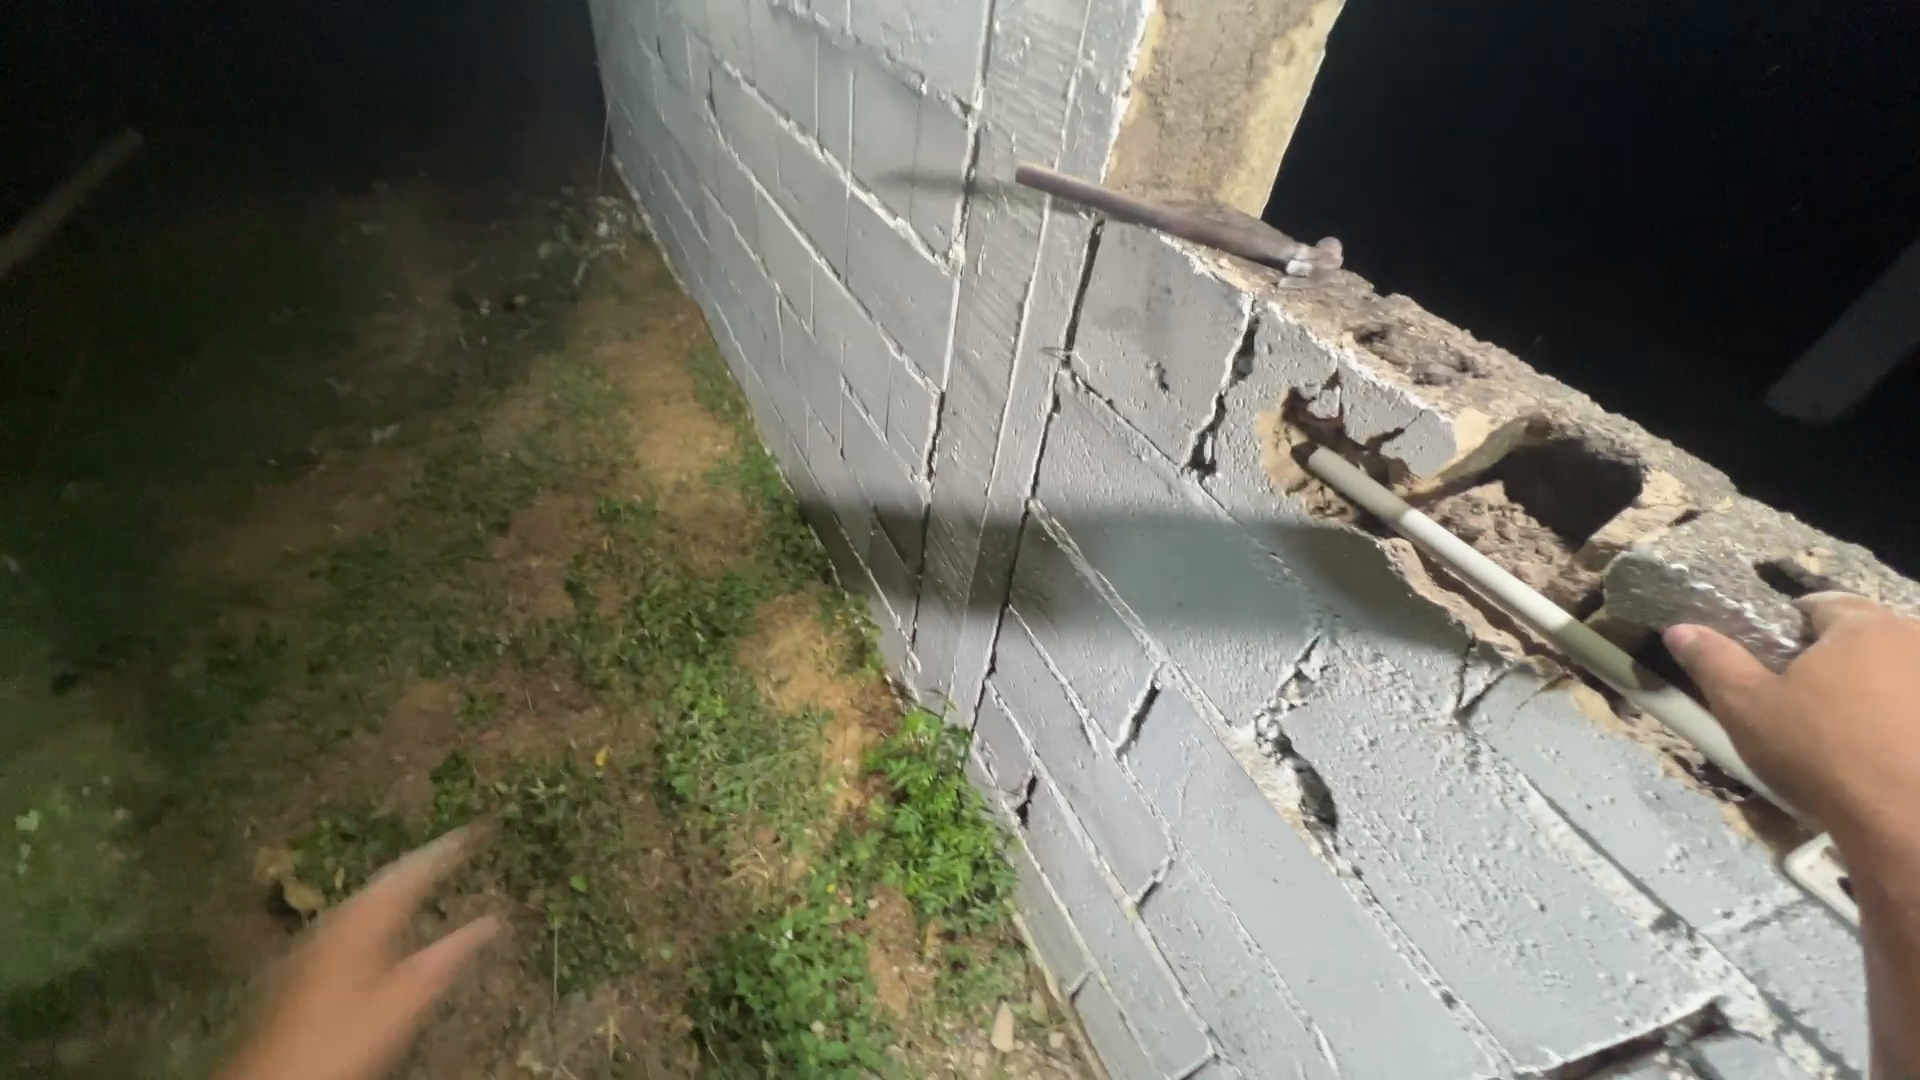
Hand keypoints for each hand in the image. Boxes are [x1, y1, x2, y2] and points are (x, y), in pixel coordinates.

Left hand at [219, 827, 499, 1079]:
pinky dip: (379, 903)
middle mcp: (336, 921)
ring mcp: (314, 943)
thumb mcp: (407, 998)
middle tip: (458, 845)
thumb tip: (495, 920)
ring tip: (430, 870)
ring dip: (400, 881)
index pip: (413, 872)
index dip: (447, 849)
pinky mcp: (302, 965)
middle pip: (386, 879)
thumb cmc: (347, 1035)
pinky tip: (385, 916)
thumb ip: (451, 954)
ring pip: (367, 897)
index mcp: (364, 921)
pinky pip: (353, 915)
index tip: (478, 830)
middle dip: (423, 860)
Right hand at [1664, 593, 1919, 864]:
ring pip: (1903, 673)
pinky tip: (1888, 750)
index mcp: (1866, 630)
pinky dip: (1903, 718)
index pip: (1823, 604)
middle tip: (1803, 695)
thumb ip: (1712, 659)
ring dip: (1877, 688)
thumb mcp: (1743, 704)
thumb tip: (1680, 629)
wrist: (1910, 824)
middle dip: (1838, 657)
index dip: (1789, 623)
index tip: (1769, 655)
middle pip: (1870, 637)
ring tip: (1848, 728)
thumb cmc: (1819, 750)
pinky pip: (1916, 706)